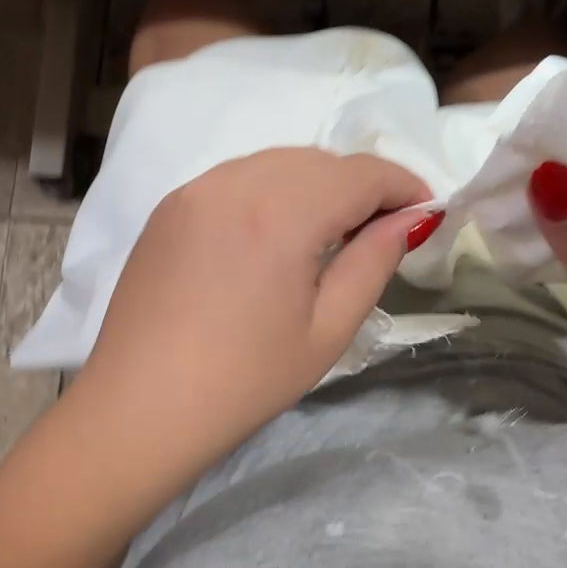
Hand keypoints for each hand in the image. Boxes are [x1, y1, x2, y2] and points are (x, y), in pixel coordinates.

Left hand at [74, 148, 436, 457]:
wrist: (140, 407)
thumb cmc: (244, 382)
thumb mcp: (327, 331)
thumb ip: (373, 263)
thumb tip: (408, 219)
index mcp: (282, 213)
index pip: (361, 173)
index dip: (403, 185)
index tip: (425, 212)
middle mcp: (236, 182)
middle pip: (319, 160)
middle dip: (360, 185)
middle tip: (381, 230)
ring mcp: (195, 189)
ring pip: (276, 163)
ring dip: (315, 183)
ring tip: (329, 232)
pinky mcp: (170, 206)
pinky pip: (236, 178)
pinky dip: (270, 190)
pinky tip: (274, 235)